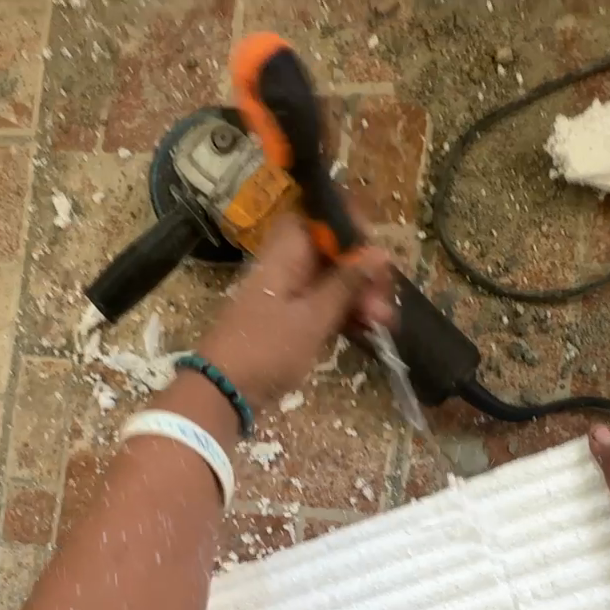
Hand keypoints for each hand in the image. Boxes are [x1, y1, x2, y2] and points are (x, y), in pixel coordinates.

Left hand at [196, 213, 394, 410]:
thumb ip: (346, 284)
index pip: (322, 217)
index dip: (354, 229)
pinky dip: (343, 316)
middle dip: (364, 274)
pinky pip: (322, 307)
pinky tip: (367, 332)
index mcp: (287, 252)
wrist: (223, 392)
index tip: (378, 256)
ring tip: (384, 324)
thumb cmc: (267, 350)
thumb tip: (380, 251)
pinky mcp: (288, 322)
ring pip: (331, 283)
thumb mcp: (313, 317)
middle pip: (333, 254)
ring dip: (359, 299)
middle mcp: (287, 266)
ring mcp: (286, 295)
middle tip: (385, 304)